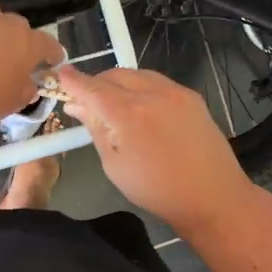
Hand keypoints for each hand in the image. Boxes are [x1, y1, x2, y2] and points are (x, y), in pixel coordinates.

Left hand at [0, 2, 64, 131]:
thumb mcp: (11, 104)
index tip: (52, 63)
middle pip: (19, 28)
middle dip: (20, 42)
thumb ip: (26, 90)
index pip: (49, 44)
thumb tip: (29, 84)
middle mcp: (5, 23)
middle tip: (13, 60)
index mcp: (27, 43)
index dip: (52, 55)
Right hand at [57, 67, 259, 228]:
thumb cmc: (157, 190)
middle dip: (95, 83)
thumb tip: (77, 106)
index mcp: (128, 113)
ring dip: (118, 83)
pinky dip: (141, 87)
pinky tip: (140, 107)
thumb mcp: (115, 164)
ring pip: (136, 74)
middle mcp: (152, 93)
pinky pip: (157, 81)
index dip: (72, 80)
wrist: (213, 197)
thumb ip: (96, 129)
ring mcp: (175, 92)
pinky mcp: (192, 97)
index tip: (59, 74)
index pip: (91, 88)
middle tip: (85, 101)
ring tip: (112, 104)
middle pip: (113, 75)